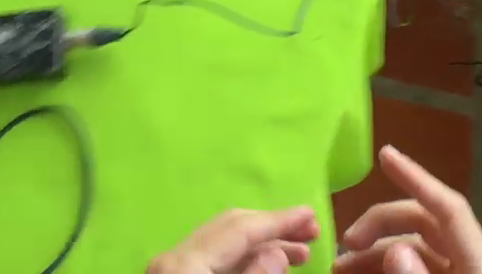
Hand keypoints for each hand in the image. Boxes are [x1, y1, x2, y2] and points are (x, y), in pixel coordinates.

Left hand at [149, 205, 321, 273]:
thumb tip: (280, 250)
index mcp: (186, 263)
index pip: (241, 230)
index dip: (279, 221)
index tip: (312, 216)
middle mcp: (174, 256)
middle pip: (231, 226)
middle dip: (273, 226)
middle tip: (311, 231)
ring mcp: (169, 265)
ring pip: (222, 240)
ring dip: (261, 242)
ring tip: (299, 253)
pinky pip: (213, 256)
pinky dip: (242, 256)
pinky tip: (265, 261)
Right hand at [333, 146, 481, 273]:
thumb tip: (395, 249)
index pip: (449, 208)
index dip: (417, 177)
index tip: (384, 153)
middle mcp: (472, 265)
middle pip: (425, 225)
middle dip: (381, 224)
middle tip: (346, 241)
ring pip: (415, 252)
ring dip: (376, 253)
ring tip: (342, 266)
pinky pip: (417, 273)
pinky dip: (387, 269)